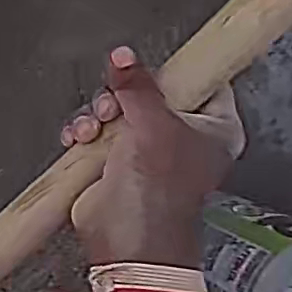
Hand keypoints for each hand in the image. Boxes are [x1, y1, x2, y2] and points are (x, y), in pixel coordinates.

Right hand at [60, 46, 243, 265]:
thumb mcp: (153, 125)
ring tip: (91, 132)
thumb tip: (122, 55)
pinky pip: (95, 130)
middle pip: (147, 91)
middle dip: (119, 97)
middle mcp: (182, 135)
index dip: (174, 71)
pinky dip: (82, 131)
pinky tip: (78, 139)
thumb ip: (137, 86)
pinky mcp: (114, 159)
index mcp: (213, 128)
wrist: (126, 236)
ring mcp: (146, 148)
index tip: (146, 67)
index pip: (202, 82)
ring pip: (116, 109)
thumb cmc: (157, 187)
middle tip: (112, 109)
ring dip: (95, 116)